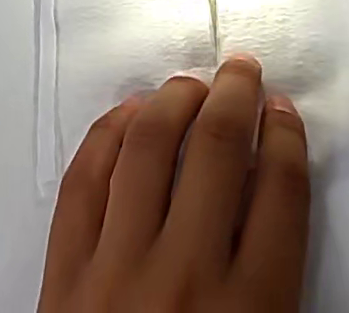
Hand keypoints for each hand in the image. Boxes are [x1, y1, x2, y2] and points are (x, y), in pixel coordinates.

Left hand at [38, 57, 310, 312]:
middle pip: (217, 149)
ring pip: (147, 148)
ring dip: (173, 99)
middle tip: (241, 70)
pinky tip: (127, 113)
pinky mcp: (62, 276)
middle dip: (235, 95)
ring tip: (189, 82)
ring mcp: (117, 271)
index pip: (281, 191)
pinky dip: (106, 134)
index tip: (282, 110)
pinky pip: (82, 180)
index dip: (285, 136)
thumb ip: (274, 276)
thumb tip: (272, 182)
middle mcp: (185, 277)